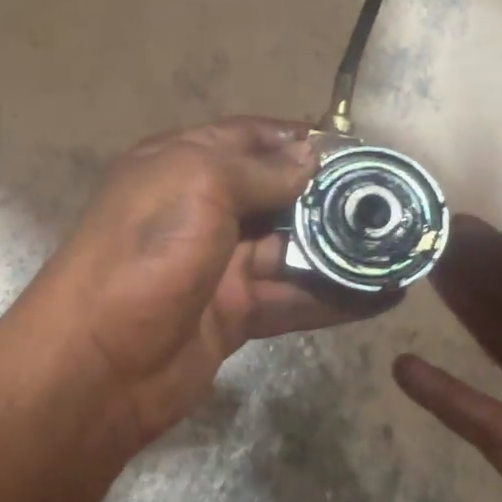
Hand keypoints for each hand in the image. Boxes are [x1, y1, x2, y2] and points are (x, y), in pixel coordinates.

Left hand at [30, 117, 397, 443]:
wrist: (97, 364)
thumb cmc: (146, 253)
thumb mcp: (199, 185)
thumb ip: (259, 171)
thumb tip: (312, 157)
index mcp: (181, 163)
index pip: (249, 137)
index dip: (300, 139)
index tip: (358, 148)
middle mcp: (200, 207)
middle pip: (277, 193)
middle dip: (332, 196)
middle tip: (396, 202)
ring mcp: (217, 264)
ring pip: (291, 249)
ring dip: (343, 249)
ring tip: (404, 247)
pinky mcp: (234, 313)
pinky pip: (292, 298)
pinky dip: (335, 297)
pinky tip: (385, 294)